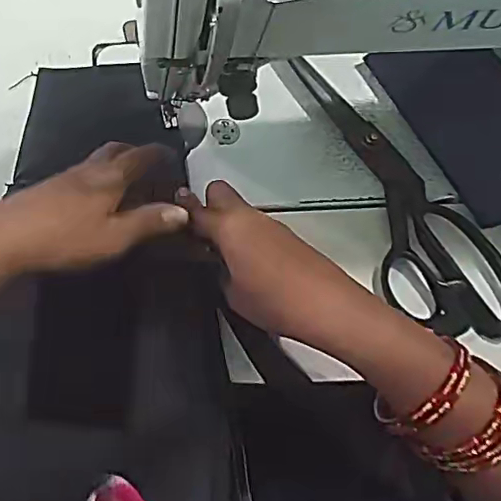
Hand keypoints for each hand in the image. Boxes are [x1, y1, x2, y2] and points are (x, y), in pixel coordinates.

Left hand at [0, 144, 189, 297]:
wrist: (7, 236)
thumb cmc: (60, 237)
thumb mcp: (113, 237)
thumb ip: (147, 223)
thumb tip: (178, 211)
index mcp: (108, 179)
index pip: (140, 157)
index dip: (157, 154)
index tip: (168, 154)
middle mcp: (86, 171)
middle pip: (115, 150)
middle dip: (134, 151)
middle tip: (147, 159)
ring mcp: (64, 178)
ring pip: (95, 161)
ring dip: (113, 162)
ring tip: (124, 176)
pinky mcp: (47, 189)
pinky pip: (78, 174)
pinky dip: (94, 176)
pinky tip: (90, 195)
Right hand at [178, 181, 374, 345]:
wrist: (330, 309)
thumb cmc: (284, 301)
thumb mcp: (231, 295)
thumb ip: (216, 272)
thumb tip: (216, 268)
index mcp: (228, 226)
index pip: (192, 208)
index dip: (179, 212)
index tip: (171, 215)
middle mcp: (250, 217)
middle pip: (218, 191)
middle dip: (206, 204)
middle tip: (200, 228)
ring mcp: (271, 224)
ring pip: (240, 209)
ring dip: (230, 223)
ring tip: (226, 255)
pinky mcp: (288, 236)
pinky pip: (259, 225)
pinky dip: (250, 236)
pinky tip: (251, 265)